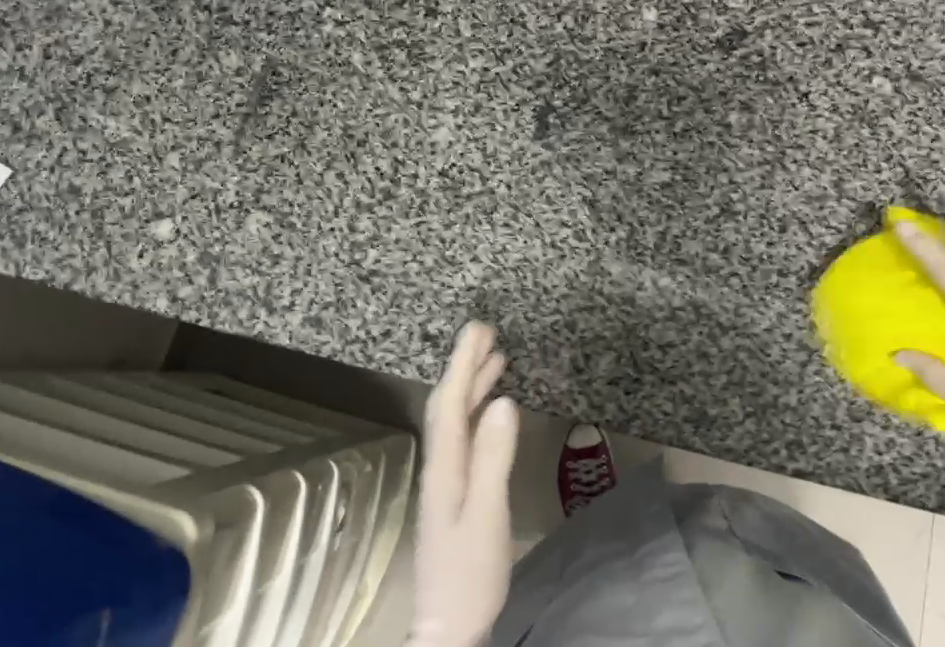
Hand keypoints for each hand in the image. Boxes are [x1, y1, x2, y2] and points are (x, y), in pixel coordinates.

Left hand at [406, 322, 520, 646]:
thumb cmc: (469, 572)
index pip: (451, 402)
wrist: (449, 625)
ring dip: (472, 386)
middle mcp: (440, 466)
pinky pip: (464, 436)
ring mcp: (446, 480)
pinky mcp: (456, 493)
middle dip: (465, 366)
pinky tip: (493, 412)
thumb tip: (504, 402)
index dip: (464, 362)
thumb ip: (493, 458)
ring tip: (496, 359)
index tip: (479, 327)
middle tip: (488, 332)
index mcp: (445, 466)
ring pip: (455, 420)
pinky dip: (477, 412)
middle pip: (448, 405)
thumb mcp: (487, 513)